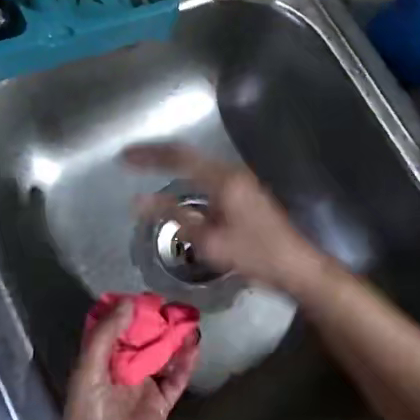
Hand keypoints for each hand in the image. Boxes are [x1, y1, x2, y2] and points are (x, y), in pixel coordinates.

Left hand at [61, 298, 197, 419]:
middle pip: (141, 339)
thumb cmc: (90, 417)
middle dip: (157, 322)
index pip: (114, 328)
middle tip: (176, 305)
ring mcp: (142, 386)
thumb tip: (128, 303)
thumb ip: (106, 335)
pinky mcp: (161, 402)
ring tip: (190, 319)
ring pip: (161, 355)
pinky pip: (175, 377)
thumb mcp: (89, 371)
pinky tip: (195, 345)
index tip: (147, 296)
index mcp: (98, 360)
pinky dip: (186, 362)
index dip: (128, 311)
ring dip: (174, 338)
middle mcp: (120, 369)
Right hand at [124, 143, 329, 291]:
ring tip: (147, 169)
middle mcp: (231, 172)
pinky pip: (207, 175)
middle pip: (188, 155)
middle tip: (130, 160)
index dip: (149, 155)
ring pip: (198, 164)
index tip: (124, 157)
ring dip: (173, 164)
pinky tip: (177, 187)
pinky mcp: (244, 191)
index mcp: (222, 178)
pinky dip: (187, 176)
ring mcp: (241, 180)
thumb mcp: (208, 241)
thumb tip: (138, 200)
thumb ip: (173, 216)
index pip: (178, 156)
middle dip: (158, 156)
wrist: (295, 264)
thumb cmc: (253, 254)